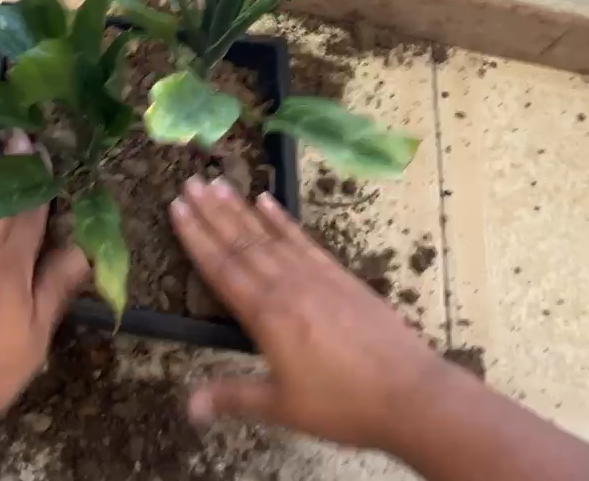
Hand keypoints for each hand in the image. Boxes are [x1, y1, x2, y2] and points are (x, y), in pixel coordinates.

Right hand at [170, 176, 453, 449]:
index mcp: (265, 313)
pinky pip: (301, 238)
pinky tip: (266, 200)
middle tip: (188, 181)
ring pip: (266, 234)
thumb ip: (234, 397)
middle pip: (239, 241)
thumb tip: (188, 407)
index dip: (195, 236)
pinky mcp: (338, 274)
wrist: (412, 395)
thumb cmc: (343, 404)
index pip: (221, 267)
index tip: (176, 207)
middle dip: (210, 211)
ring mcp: (313, 274)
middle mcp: (284, 284)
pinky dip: (280, 218)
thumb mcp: (283, 407)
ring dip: (238, 207)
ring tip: (216, 182)